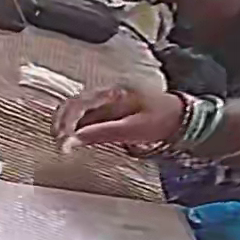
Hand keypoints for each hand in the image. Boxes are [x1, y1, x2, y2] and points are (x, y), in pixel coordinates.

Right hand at [52, 85, 182, 149]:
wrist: (180, 116)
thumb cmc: (161, 119)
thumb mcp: (132, 129)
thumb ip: (100, 133)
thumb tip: (70, 141)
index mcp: (111, 94)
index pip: (76, 105)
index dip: (64, 123)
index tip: (62, 142)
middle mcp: (104, 94)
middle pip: (69, 106)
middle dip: (59, 125)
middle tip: (59, 145)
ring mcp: (103, 102)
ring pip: (72, 112)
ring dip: (64, 127)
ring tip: (64, 144)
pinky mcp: (104, 110)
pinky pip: (81, 117)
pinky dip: (73, 129)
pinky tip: (74, 140)